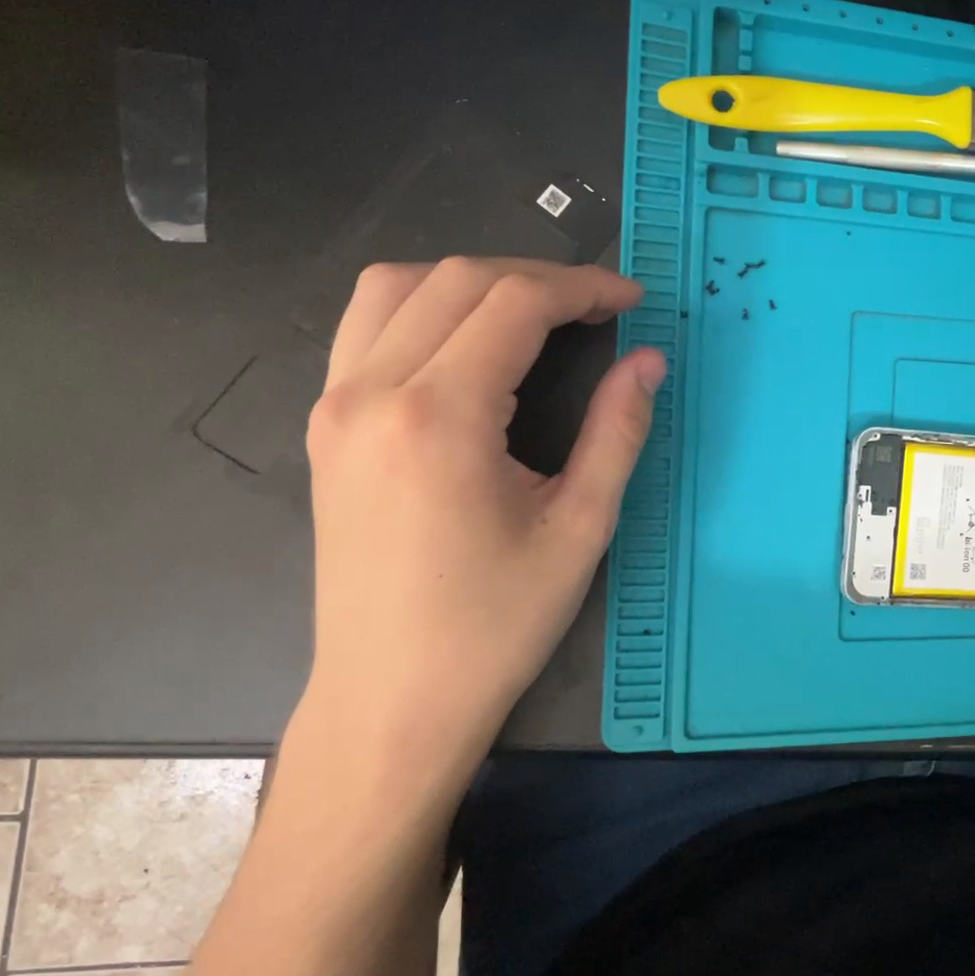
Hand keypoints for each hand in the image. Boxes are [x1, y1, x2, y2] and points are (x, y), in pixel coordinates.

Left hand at [303, 256, 663, 759]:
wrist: (392, 698)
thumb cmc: (495, 623)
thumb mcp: (579, 529)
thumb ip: (618, 432)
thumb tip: (649, 362)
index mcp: (439, 416)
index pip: (513, 303)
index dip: (582, 288)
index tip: (632, 301)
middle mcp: (372, 392)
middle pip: (457, 280)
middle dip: (538, 278)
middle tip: (598, 309)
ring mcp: (335, 406)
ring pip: (396, 286)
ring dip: (473, 281)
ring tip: (534, 314)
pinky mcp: (325, 427)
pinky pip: (367, 327)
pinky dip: (426, 308)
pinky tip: (471, 347)